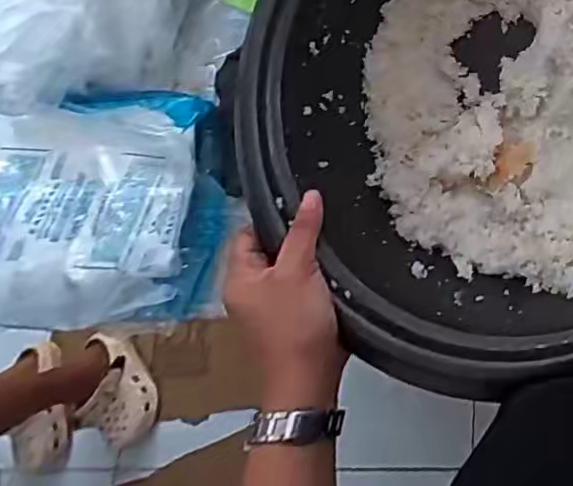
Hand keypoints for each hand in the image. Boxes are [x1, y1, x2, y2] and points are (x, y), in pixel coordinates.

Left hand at [223, 191, 346, 406]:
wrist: (310, 377)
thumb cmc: (295, 324)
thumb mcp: (299, 270)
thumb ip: (303, 230)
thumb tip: (310, 194)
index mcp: (238, 279)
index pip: (246, 233)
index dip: (270, 215)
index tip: (300, 202)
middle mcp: (249, 289)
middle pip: (269, 245)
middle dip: (293, 230)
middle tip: (321, 215)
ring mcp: (270, 302)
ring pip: (287, 261)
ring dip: (306, 249)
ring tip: (330, 231)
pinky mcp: (291, 310)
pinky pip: (300, 277)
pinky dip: (314, 267)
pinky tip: (333, 258)